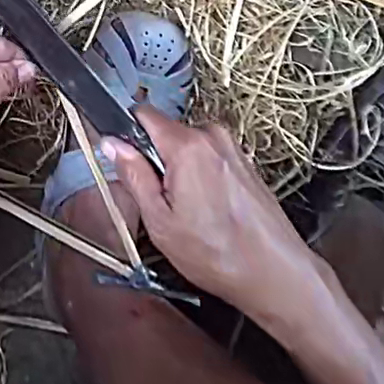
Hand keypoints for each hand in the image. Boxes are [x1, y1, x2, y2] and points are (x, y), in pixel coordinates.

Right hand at [103, 110, 324, 324]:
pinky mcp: (243, 158)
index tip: (125, 158)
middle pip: (168, 133)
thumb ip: (134, 174)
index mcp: (187, 144)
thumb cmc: (215, 252)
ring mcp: (231, 145)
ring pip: (189, 146)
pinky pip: (209, 156)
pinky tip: (210, 209)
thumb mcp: (160, 220)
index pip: (146, 114)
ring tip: (190, 211)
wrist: (272, 268)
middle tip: (162, 202)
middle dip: (158, 160)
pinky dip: (202, 175)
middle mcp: (211, 135)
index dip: (129, 133)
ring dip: (181, 170)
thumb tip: (112, 144)